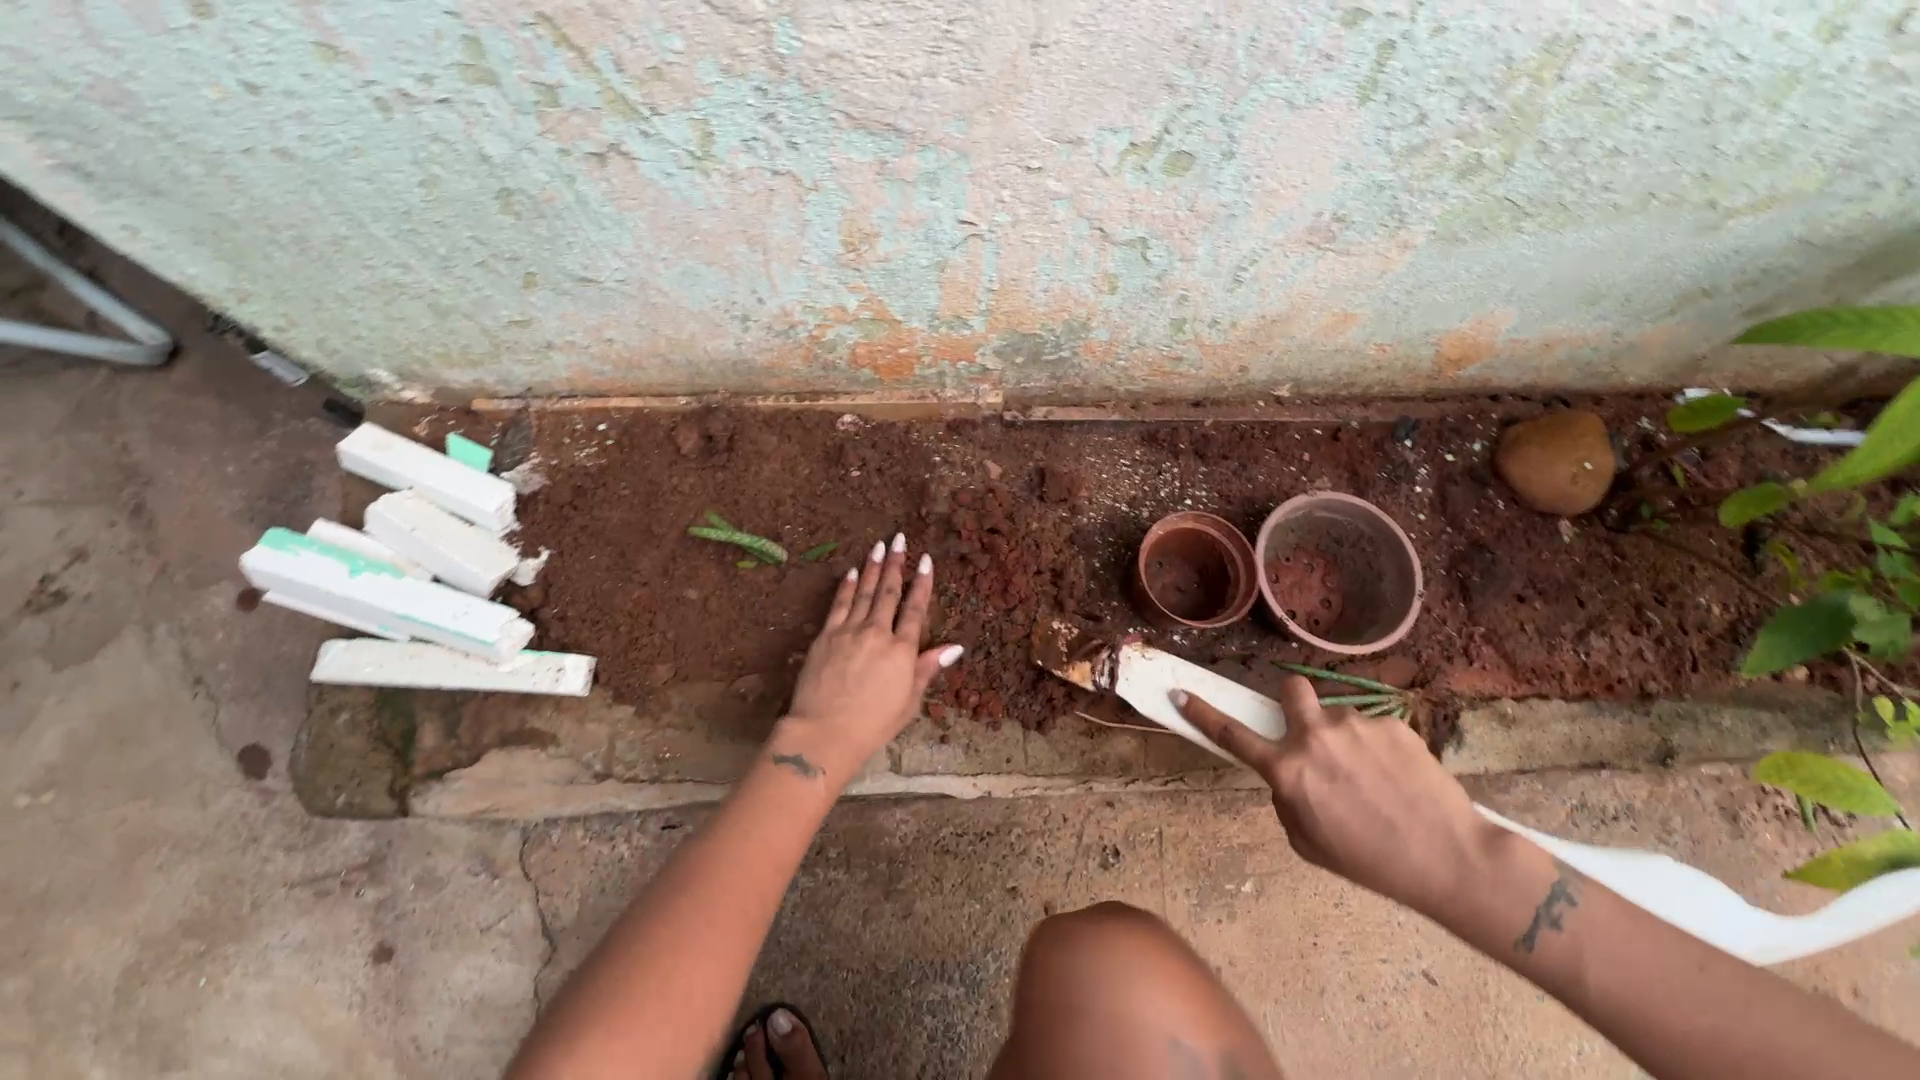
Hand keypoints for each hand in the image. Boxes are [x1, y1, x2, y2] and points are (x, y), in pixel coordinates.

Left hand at [771, 532, 963, 782]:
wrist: (825, 732)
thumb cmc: (873, 724)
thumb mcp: (910, 701)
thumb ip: (928, 668)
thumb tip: (955, 647)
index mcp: (902, 651)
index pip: (916, 608)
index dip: (922, 582)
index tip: (926, 560)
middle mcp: (878, 634)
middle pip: (890, 592)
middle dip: (897, 564)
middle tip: (900, 540)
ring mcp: (849, 632)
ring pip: (865, 592)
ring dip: (874, 568)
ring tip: (879, 546)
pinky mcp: (826, 637)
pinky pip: (839, 605)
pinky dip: (847, 586)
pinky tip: (853, 572)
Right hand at [1173, 676, 1502, 918]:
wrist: (1448, 856)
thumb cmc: (1369, 859)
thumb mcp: (1306, 841)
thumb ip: (1286, 799)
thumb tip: (1289, 776)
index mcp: (1287, 771)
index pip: (1232, 734)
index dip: (1202, 713)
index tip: (1181, 694)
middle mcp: (1315, 737)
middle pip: (1291, 690)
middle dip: (1292, 702)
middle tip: (1311, 731)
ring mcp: (1356, 725)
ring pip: (1338, 718)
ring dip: (1344, 739)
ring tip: (1374, 780)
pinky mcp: (1393, 724)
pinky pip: (1373, 729)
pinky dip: (1379, 750)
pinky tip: (1398, 780)